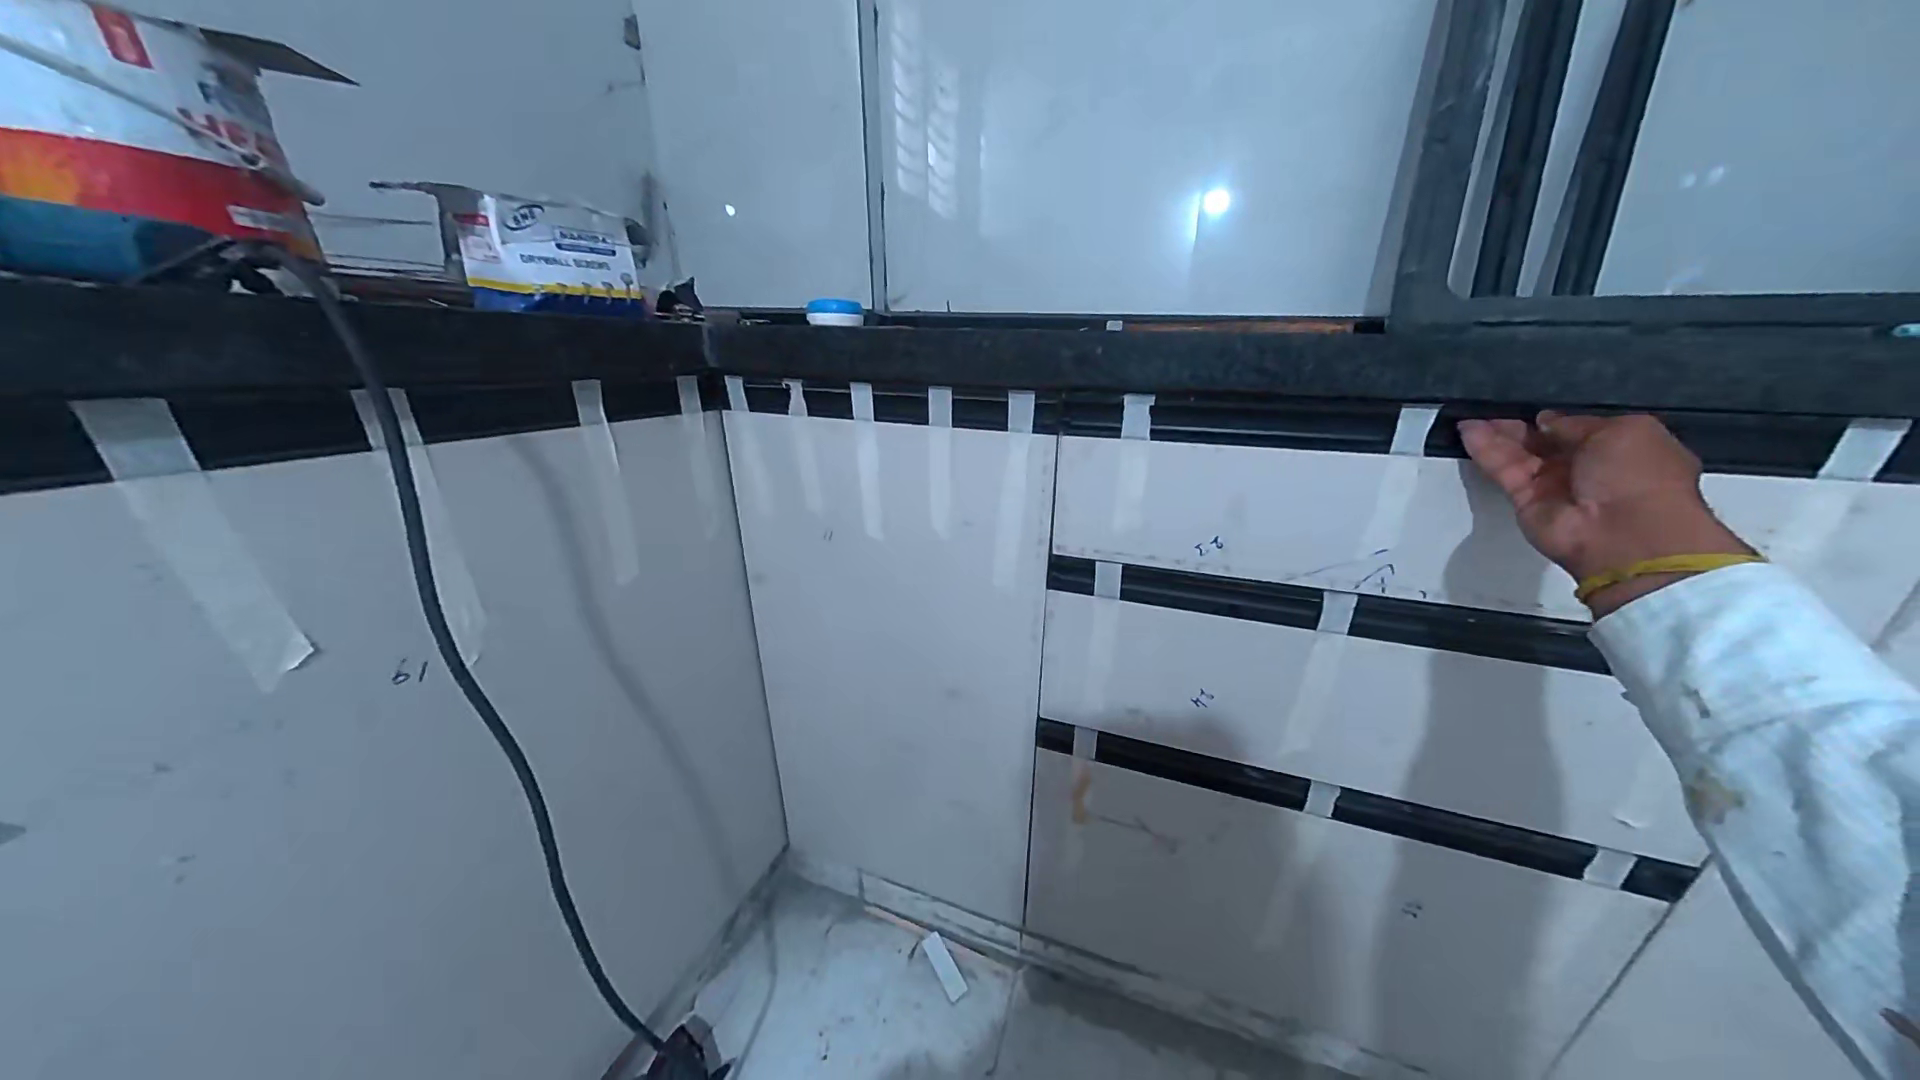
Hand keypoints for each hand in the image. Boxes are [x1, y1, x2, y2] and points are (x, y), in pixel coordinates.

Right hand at [1458, 411, 1753, 615]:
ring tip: (1471, 417)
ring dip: (1497, 435)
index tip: (1534, 407)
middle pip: (1544, 441)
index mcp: (1621, 448)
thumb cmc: (1638, 474)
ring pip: (1519, 454)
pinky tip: (1468, 431)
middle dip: (1521, 426)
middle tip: (1494, 408)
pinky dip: (1486, 451)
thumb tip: (1547, 423)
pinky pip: (1503, 469)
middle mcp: (1586, 467)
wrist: (1622, 532)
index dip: (1556, 418)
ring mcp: (1553, 484)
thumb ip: (1577, 424)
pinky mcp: (1524, 499)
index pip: (1580, 428)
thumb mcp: (1624, 431)